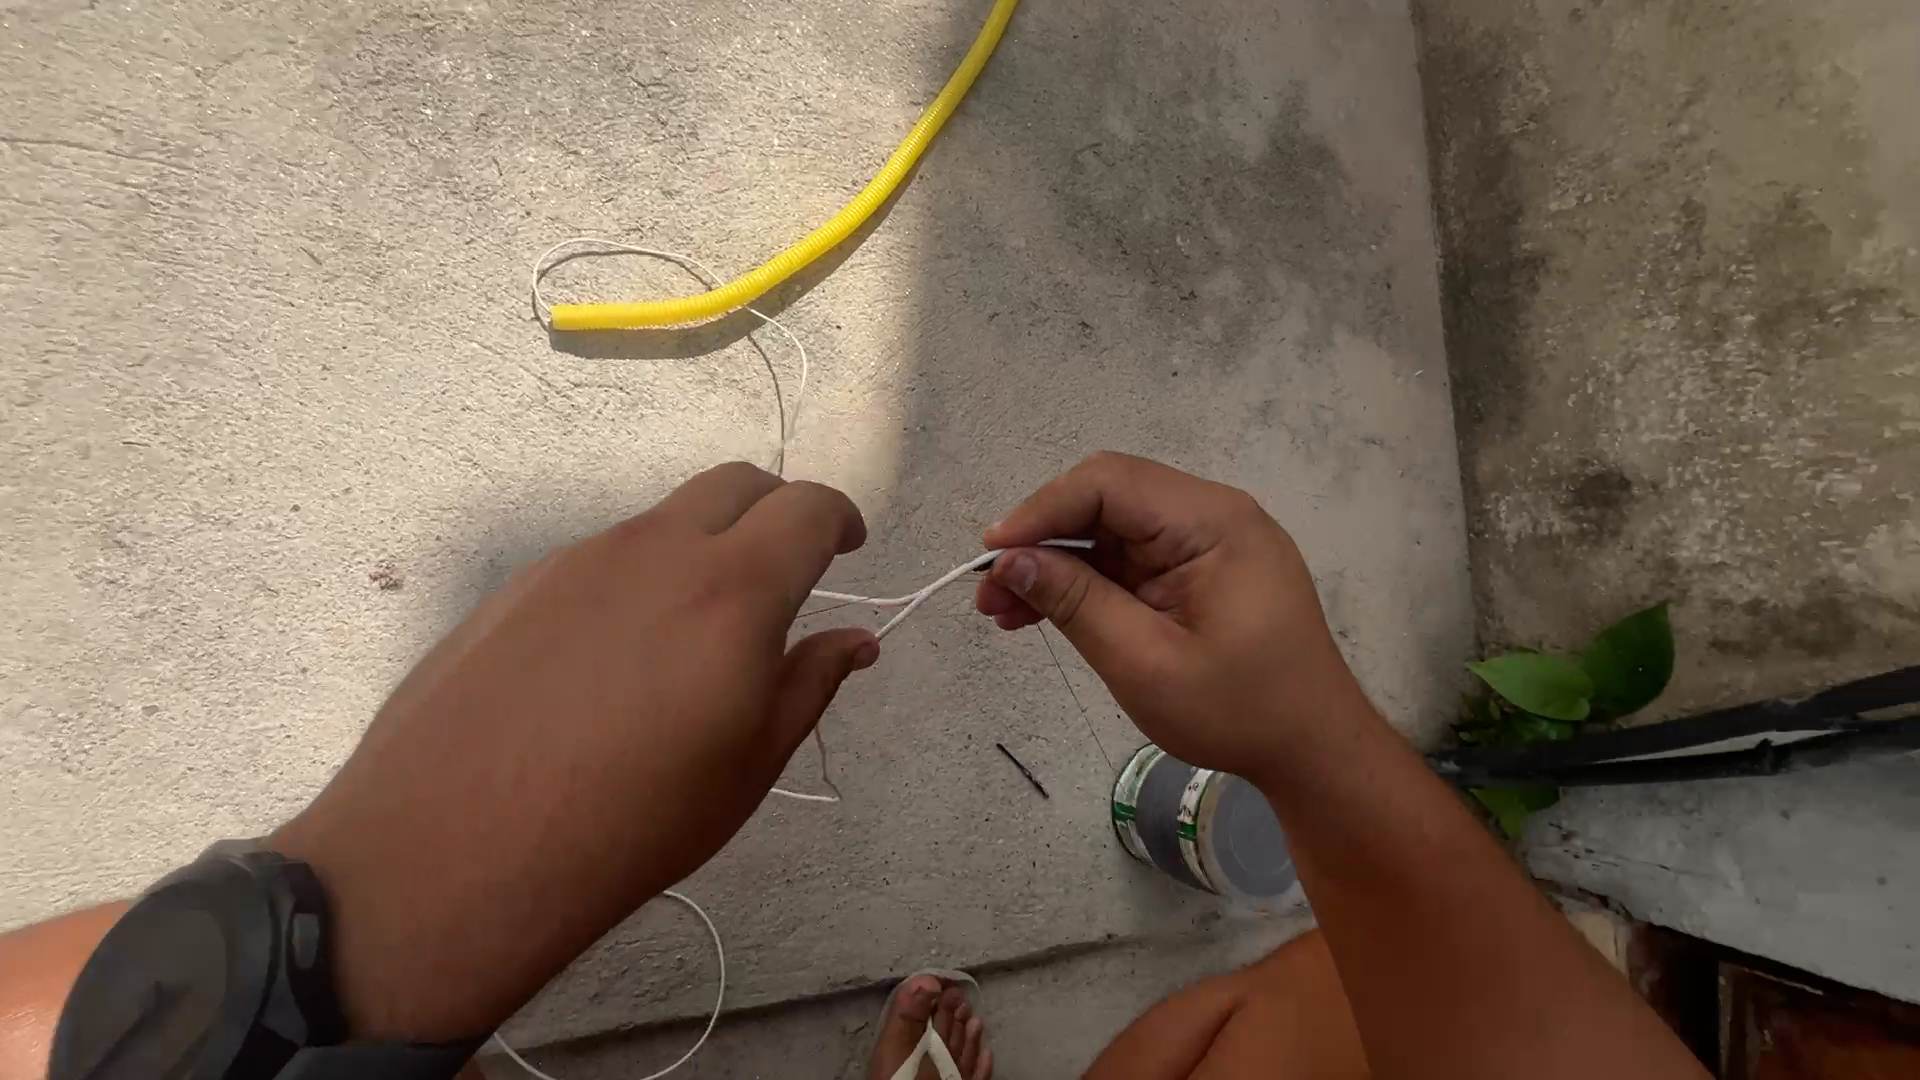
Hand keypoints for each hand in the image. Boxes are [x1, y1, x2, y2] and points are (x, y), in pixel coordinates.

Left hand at [269, 463, 878, 1040]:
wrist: (448, 858)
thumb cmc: (633, 820)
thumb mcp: (751, 762)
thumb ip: (812, 682)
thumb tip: (858, 641)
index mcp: (732, 589)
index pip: (808, 509)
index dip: (841, 518)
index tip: (848, 547)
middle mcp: (659, 549)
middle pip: (739, 483)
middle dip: (780, 509)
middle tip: (787, 567)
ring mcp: (582, 558)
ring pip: (671, 517)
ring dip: (710, 544)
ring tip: (699, 629)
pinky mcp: (524, 582)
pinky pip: (611, 553)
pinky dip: (648, 573)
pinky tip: (622, 653)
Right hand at [975, 452, 1364, 784]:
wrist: (1310, 750)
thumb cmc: (1239, 711)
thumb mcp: (1145, 662)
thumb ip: (1075, 602)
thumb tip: (1007, 560)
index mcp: (1211, 521)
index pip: (1108, 483)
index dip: (1041, 510)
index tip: (992, 553)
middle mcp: (1207, 515)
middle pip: (1103, 500)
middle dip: (1041, 540)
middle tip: (990, 588)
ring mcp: (1199, 542)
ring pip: (1104, 531)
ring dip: (1052, 565)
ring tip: (1001, 610)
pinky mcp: (1190, 570)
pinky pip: (1121, 560)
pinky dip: (1080, 583)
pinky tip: (1037, 612)